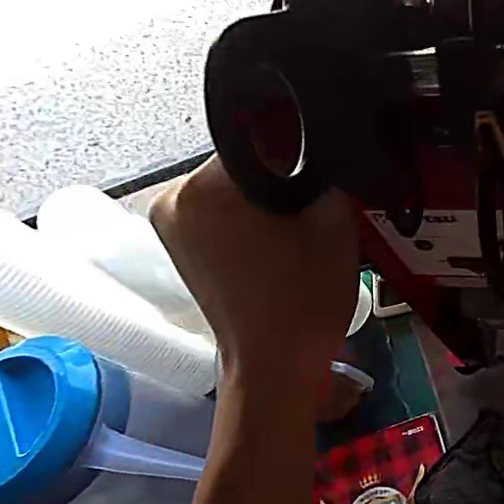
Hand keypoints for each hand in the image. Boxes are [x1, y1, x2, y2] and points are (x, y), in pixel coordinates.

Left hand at [149, 158, 358, 392]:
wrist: (277, 365)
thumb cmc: (304, 299)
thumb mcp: (335, 227)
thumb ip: (331, 176)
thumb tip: (329, 145)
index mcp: (202, 189)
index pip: (258, 137)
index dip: (300, 149)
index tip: (327, 172)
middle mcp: (171, 197)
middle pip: (242, 162)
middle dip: (283, 174)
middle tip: (320, 200)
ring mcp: (169, 224)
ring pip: (233, 186)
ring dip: (268, 195)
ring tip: (303, 220)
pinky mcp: (179, 245)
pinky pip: (222, 210)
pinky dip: (251, 215)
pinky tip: (281, 236)